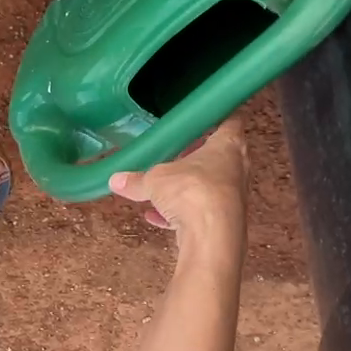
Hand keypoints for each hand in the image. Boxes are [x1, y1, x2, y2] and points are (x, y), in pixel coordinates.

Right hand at [108, 117, 248, 252]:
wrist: (211, 232)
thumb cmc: (190, 190)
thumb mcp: (154, 180)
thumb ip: (136, 180)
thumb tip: (115, 179)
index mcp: (226, 145)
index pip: (229, 121)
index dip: (215, 118)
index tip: (200, 119)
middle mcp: (236, 166)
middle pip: (218, 155)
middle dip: (196, 156)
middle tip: (175, 154)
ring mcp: (231, 193)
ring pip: (208, 183)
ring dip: (187, 186)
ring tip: (162, 188)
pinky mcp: (222, 217)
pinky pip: (198, 209)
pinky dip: (180, 212)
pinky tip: (156, 216)